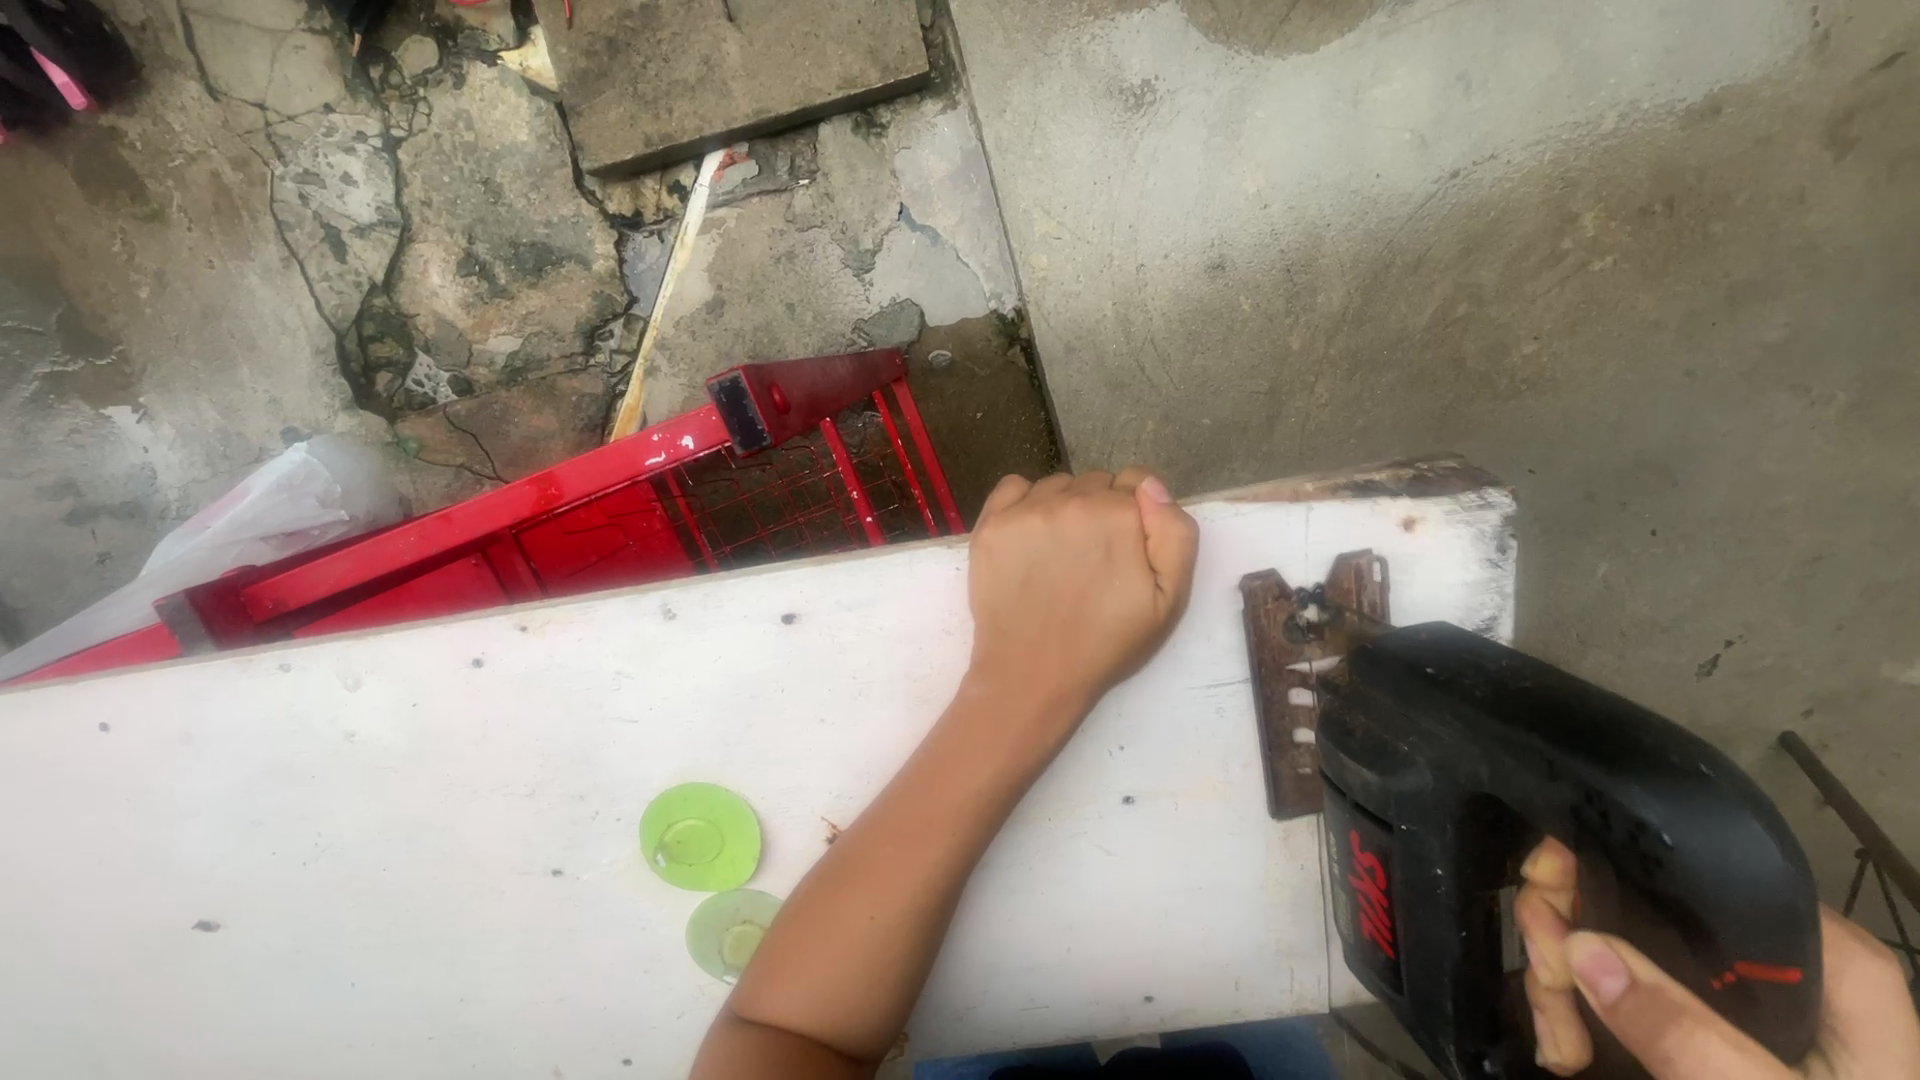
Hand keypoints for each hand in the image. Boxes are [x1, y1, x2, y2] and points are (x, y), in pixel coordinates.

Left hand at [963, 468, 1199, 725]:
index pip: (1137, 482)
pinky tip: (1030, 536)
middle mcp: (1073, 501)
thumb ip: (1175, 534)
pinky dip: (1024, 502)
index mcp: (1120, 514)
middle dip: (1102, 510)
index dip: (1137, 514)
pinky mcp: (991, 524)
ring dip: (1064, 506)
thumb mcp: (1169, 599)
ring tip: (1060, 554)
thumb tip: (1151, 487)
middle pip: (1097, 483)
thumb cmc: (1106, 642)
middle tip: (1093, 558)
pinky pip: (1014, 487)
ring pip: (1057, 485)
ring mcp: (1027, 510)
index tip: (1126, 548)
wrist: (1033, 673)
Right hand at [1517, 836, 1919, 1077]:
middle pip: (1635, 901)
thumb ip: (1686, 1036)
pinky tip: (1566, 1048)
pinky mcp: (1692, 1022)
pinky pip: (1608, 985)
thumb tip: (1579, 945)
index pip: (1699, 874)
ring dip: (1561, 987)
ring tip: (1561, 1047)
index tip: (1549, 900)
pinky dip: (1573, 1010)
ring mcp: (1726, 993)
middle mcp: (1770, 959)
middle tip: (1546, 985)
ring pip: (1607, 942)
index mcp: (1822, 961)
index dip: (1607, 871)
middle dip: (1570, 941)